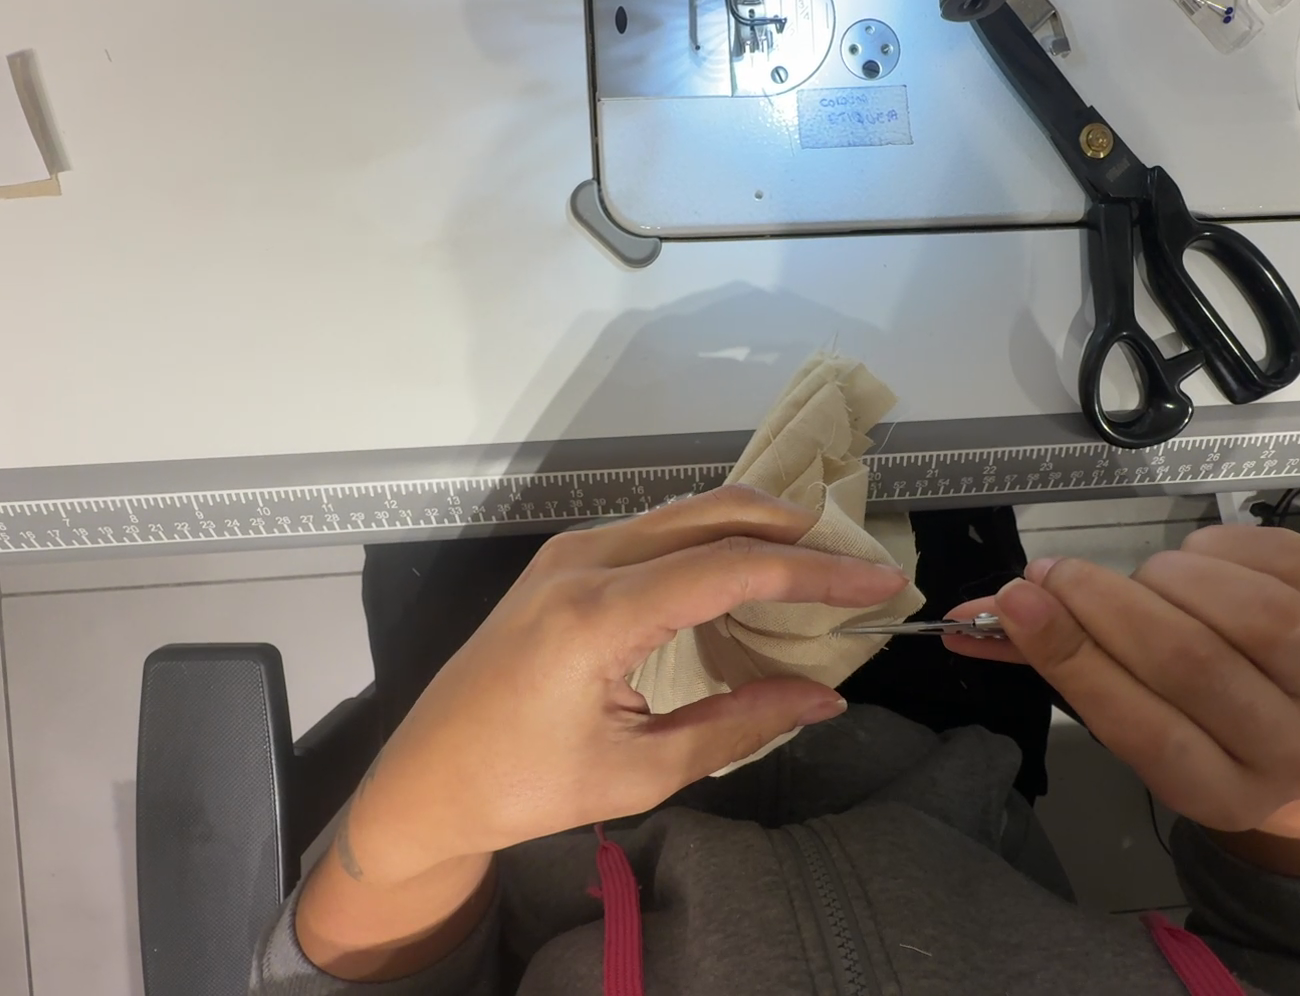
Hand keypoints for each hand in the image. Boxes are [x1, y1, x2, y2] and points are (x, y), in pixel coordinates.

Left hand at [297, 486, 908, 977]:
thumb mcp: (637, 772)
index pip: (728, 570)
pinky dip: (712, 540)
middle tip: (853, 559)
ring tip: (814, 563)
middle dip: (792, 529)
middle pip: (709, 514)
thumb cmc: (523, 787)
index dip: (812, 573)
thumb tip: (824, 698)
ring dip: (753, 529)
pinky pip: (655, 531)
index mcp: (596, 615)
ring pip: (683, 512)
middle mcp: (583, 559)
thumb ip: (737, 726)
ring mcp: (569, 549)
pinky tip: (743, 570)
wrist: (424, 777)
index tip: (876, 582)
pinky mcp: (565, 557)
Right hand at [947, 526, 1299, 875]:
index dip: (1071, 655)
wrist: (1279, 737)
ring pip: (1255, 617)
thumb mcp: (1108, 708)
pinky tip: (1192, 559)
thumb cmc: (1172, 718)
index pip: (1137, 726)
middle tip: (1054, 574)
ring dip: (1171, 579)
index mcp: (1210, 787)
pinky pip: (1288, 567)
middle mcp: (1282, 750)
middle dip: (1105, 604)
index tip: (1014, 599)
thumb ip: (1040, 660)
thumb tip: (961, 619)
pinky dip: (1223, 547)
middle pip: (1191, 664)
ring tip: (1140, 577)